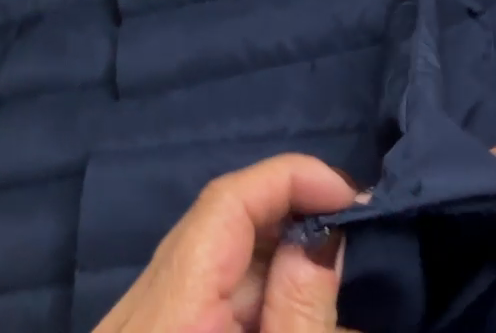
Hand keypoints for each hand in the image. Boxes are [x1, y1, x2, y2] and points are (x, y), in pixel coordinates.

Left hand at [95, 154, 357, 332]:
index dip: (292, 177)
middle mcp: (140, 306)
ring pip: (215, 257)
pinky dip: (255, 290)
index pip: (225, 200)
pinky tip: (292, 309)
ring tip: (338, 273)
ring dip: (279, 254)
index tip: (353, 197)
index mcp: (168, 310)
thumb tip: (325, 235)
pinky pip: (204, 290)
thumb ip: (301, 310)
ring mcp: (138, 321)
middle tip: (356, 234)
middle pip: (221, 222)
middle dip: (294, 214)